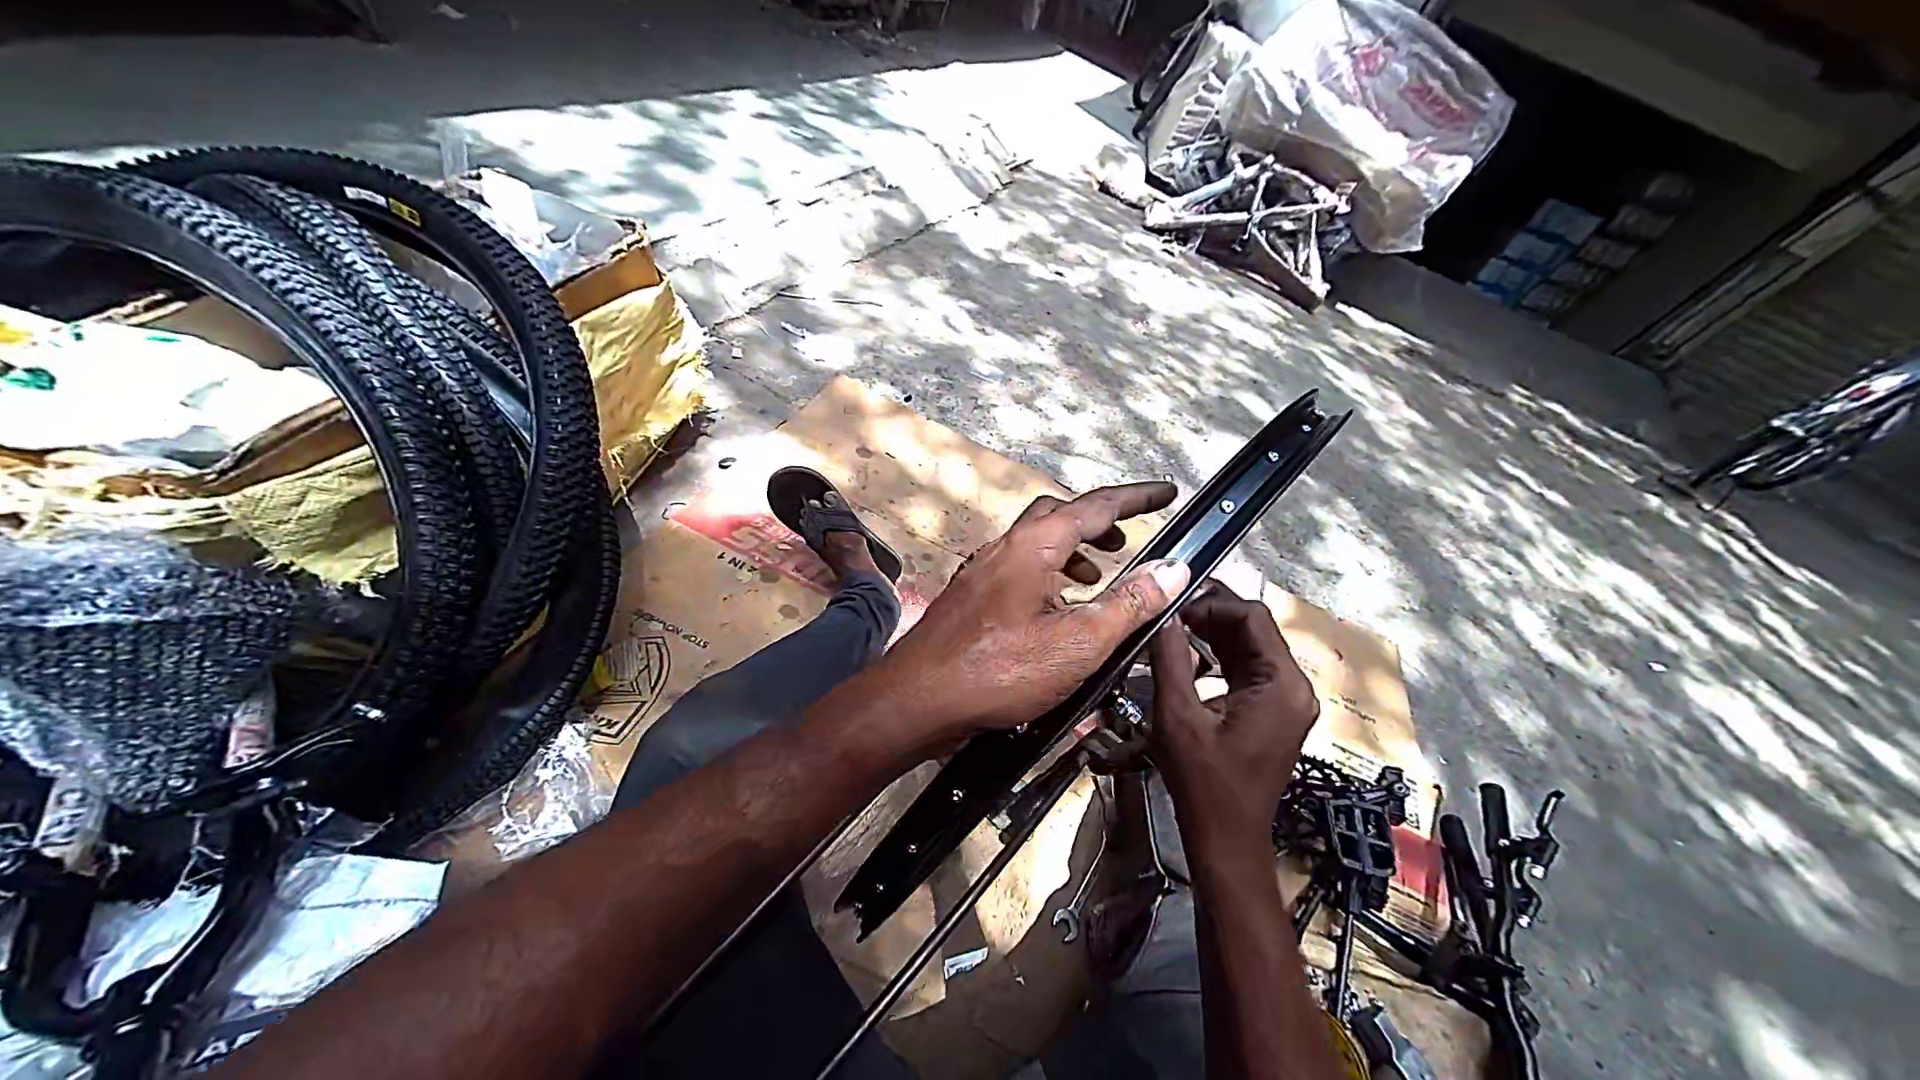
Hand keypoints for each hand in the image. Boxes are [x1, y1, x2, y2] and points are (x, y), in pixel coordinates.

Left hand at [854, 482, 1189, 752]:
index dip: (1137, 499)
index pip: (1096, 506)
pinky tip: (1054, 610)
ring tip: (1095, 578)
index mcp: (1032, 547)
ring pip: (1035, 544)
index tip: (1167, 493)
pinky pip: (1017, 569)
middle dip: (1097, 522)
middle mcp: (1003, 548)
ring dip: (1071, 551)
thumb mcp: (1078, 642)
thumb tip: (1171, 569)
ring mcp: (981, 572)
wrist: (918, 699)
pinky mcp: (971, 598)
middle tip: (1125, 541)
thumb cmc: (996, 672)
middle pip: (1059, 516)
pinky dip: (1047, 575)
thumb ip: (1129, 604)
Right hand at [1147, 582, 1319, 850]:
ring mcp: (1287, 701)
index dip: (1211, 604)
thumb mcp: (1177, 716)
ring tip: (1172, 632)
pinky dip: (1219, 657)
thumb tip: (1162, 616)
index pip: (1252, 617)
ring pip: (1250, 647)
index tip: (1173, 609)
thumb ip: (1169, 660)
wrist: (1226, 838)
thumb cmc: (1204, 783)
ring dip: (1213, 635)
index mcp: (1281, 685)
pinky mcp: (1274, 713)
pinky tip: (1188, 657)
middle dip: (1210, 616)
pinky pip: (1248, 669)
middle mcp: (1293, 688)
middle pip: (1255, 629)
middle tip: (1168, 615)